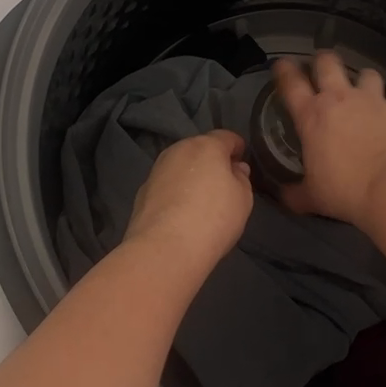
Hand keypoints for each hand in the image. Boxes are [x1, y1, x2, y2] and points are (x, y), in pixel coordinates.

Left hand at [123, 130, 253, 276]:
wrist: (165, 249)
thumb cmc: (213, 218)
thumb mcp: (243, 199)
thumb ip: (241, 179)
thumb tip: (235, 169)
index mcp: (206, 146)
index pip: (226, 137)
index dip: (237, 148)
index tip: (242, 161)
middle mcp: (178, 151)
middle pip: (200, 150)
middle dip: (212, 162)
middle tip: (224, 184)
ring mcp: (157, 170)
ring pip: (180, 167)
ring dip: (191, 176)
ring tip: (201, 201)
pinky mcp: (142, 192)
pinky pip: (167, 186)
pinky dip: (175, 193)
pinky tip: (181, 214)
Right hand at [272, 51, 385, 225]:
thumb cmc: (344, 189)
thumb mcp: (312, 197)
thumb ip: (295, 193)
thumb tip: (284, 196)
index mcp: (311, 115)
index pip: (291, 83)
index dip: (284, 70)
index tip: (281, 64)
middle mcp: (339, 99)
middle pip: (327, 63)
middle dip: (321, 60)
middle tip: (320, 66)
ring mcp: (369, 101)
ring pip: (364, 72)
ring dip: (360, 78)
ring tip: (359, 88)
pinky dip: (382, 105)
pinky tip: (382, 116)